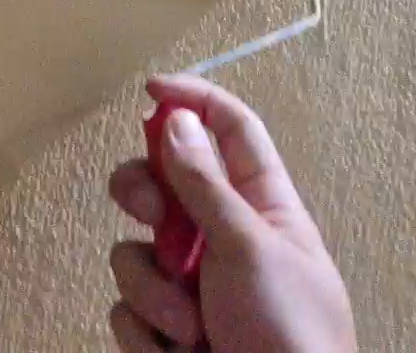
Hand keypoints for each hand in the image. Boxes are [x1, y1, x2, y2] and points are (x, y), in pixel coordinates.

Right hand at [107, 76, 355, 352]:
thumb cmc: (288, 337)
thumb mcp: (250, 251)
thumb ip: (205, 183)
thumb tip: (174, 117)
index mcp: (260, 208)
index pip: (229, 130)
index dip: (193, 99)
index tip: (150, 90)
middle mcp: (220, 236)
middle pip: (161, 179)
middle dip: (142, 193)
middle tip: (148, 210)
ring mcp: (189, 283)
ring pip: (134, 247)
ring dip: (151, 287)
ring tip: (187, 326)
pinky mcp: (163, 327)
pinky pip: (127, 303)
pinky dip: (146, 331)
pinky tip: (175, 352)